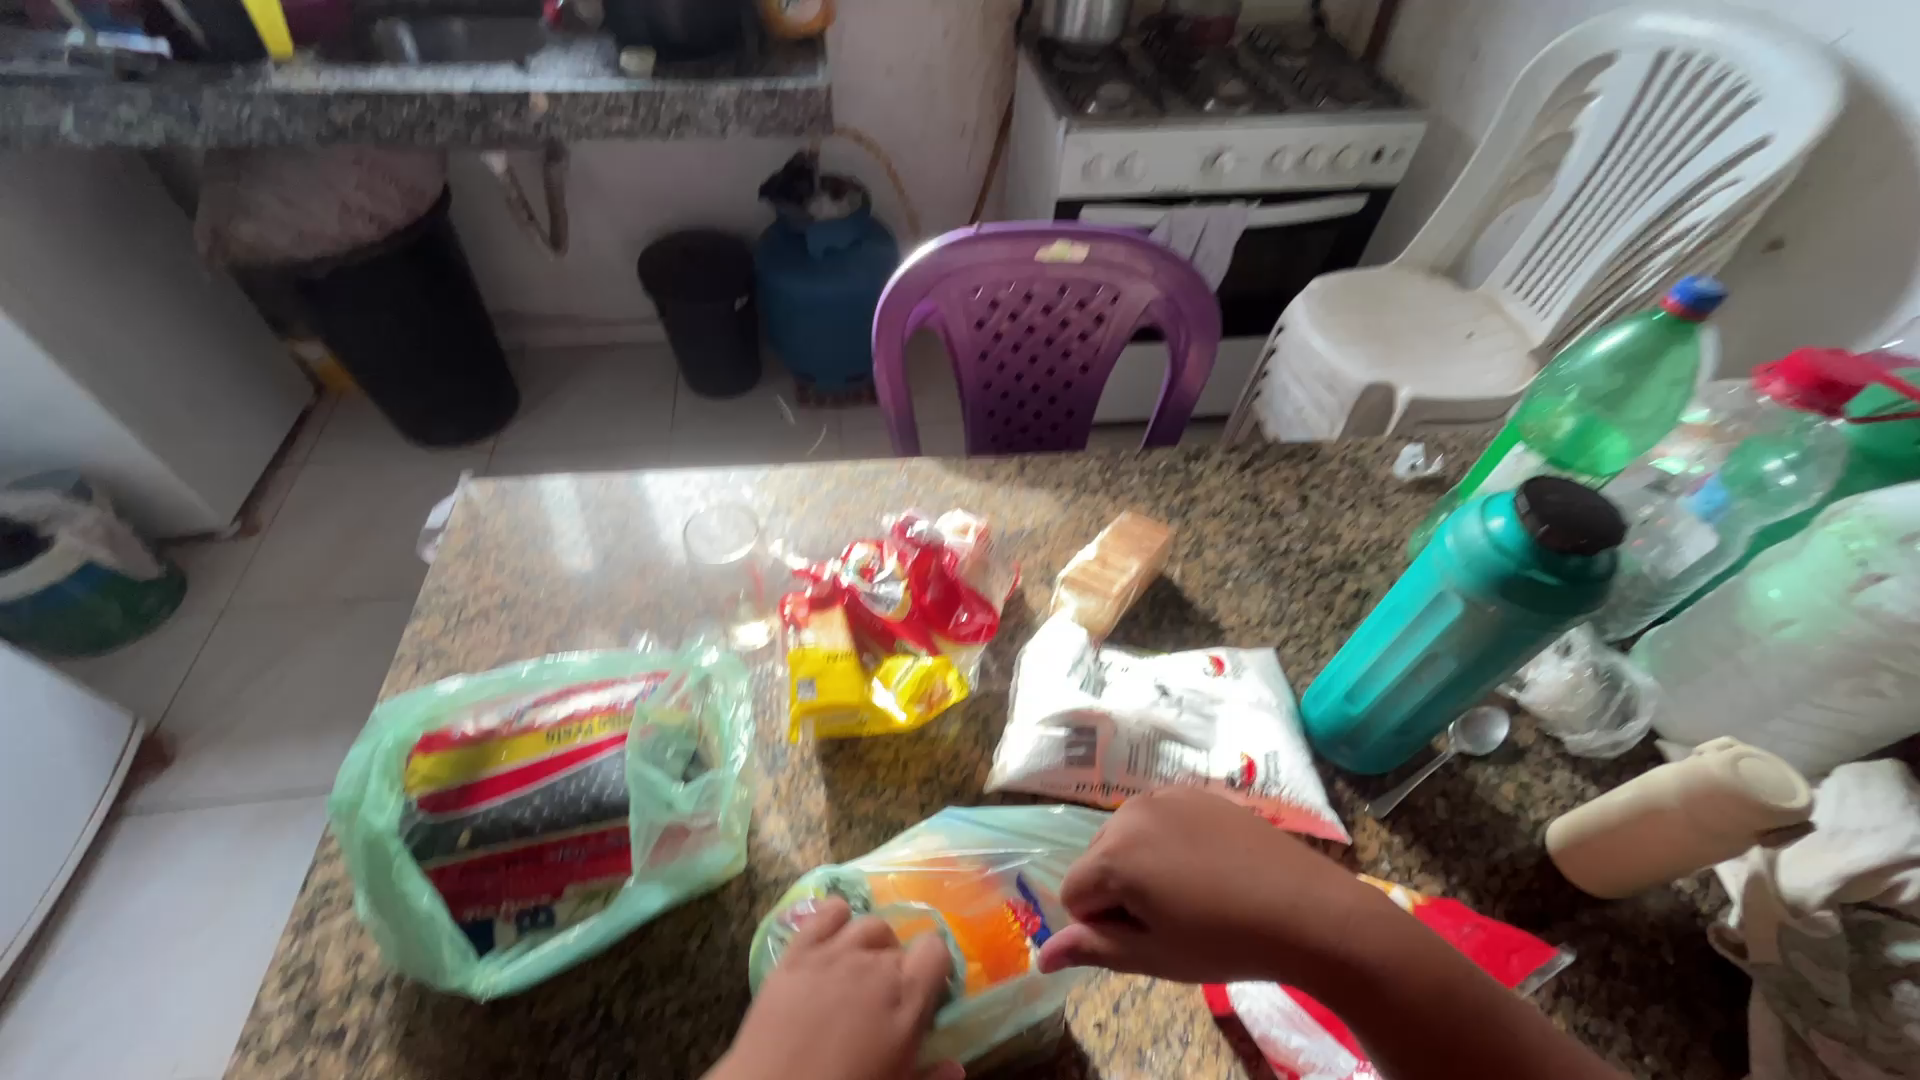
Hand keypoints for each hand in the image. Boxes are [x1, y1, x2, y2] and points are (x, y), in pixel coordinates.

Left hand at [712, 897, 962, 1079]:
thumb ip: (931, 1076)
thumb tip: (957, 1067)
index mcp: (906, 999)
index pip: (936, 949)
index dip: (933, 965)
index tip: (925, 989)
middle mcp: (874, 965)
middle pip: (899, 943)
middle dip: (898, 965)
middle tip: (885, 998)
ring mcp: (834, 954)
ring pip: (867, 924)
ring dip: (871, 943)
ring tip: (862, 968)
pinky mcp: (798, 952)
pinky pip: (825, 913)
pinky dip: (836, 915)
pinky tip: (836, 931)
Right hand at [1036, 788, 1379, 988]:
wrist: (1306, 909)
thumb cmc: (1224, 941)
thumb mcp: (1154, 955)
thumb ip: (1092, 949)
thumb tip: (1042, 956)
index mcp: (1114, 854)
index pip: (1073, 894)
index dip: (1103, 924)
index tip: (1148, 935)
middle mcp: (1129, 813)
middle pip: (1096, 860)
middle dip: (1118, 890)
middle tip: (1172, 916)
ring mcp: (1163, 794)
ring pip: (1124, 838)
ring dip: (1140, 864)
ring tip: (1191, 891)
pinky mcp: (1193, 790)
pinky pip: (1156, 818)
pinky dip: (1166, 840)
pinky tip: (1206, 864)